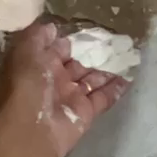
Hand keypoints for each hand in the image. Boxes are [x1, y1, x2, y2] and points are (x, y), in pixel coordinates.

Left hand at [0, 23, 129, 156]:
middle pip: (79, 62)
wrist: (30, 130)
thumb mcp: (26, 51)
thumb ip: (39, 35)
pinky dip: (116, 88)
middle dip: (95, 52)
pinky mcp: (85, 113)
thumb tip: (53, 26)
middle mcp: (56, 79)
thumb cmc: (26, 84)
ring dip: (109, 67)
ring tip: (129, 53)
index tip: (94, 27)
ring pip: (93, 78)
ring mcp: (71, 96)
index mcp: (39, 64)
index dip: (74, 38)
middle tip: (117, 39)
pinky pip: (103, 97)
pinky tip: (130, 76)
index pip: (60, 48)